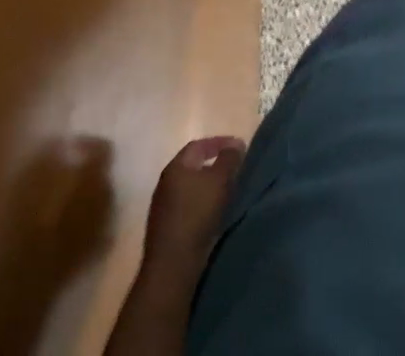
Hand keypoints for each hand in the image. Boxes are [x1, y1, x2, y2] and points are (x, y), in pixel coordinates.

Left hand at [105, 136, 246, 355]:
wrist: (173, 262)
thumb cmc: (197, 214)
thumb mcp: (219, 181)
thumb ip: (229, 159)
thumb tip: (235, 145)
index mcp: (176, 167)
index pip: (198, 145)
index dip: (219, 142)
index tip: (240, 146)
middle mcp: (165, 182)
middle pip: (193, 165)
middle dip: (215, 163)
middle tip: (237, 167)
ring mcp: (164, 206)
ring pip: (191, 186)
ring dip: (210, 185)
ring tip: (230, 189)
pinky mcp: (167, 226)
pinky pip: (189, 205)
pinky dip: (204, 202)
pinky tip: (216, 211)